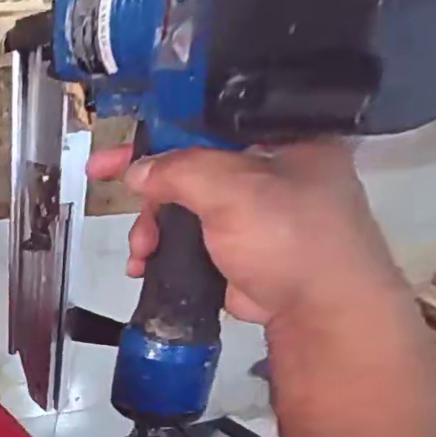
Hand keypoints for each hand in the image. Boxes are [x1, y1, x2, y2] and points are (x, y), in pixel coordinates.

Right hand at [87, 140, 410, 331]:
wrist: (316, 313)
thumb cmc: (290, 240)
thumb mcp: (233, 190)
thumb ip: (179, 171)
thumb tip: (138, 171)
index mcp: (281, 139)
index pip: (208, 123)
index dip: (159, 133)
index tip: (119, 151)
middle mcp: (267, 172)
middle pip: (190, 170)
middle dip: (152, 195)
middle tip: (121, 201)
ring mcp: (251, 215)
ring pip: (184, 209)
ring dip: (153, 229)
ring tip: (142, 253)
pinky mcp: (237, 251)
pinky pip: (189, 241)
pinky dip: (163, 252)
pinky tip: (146, 266)